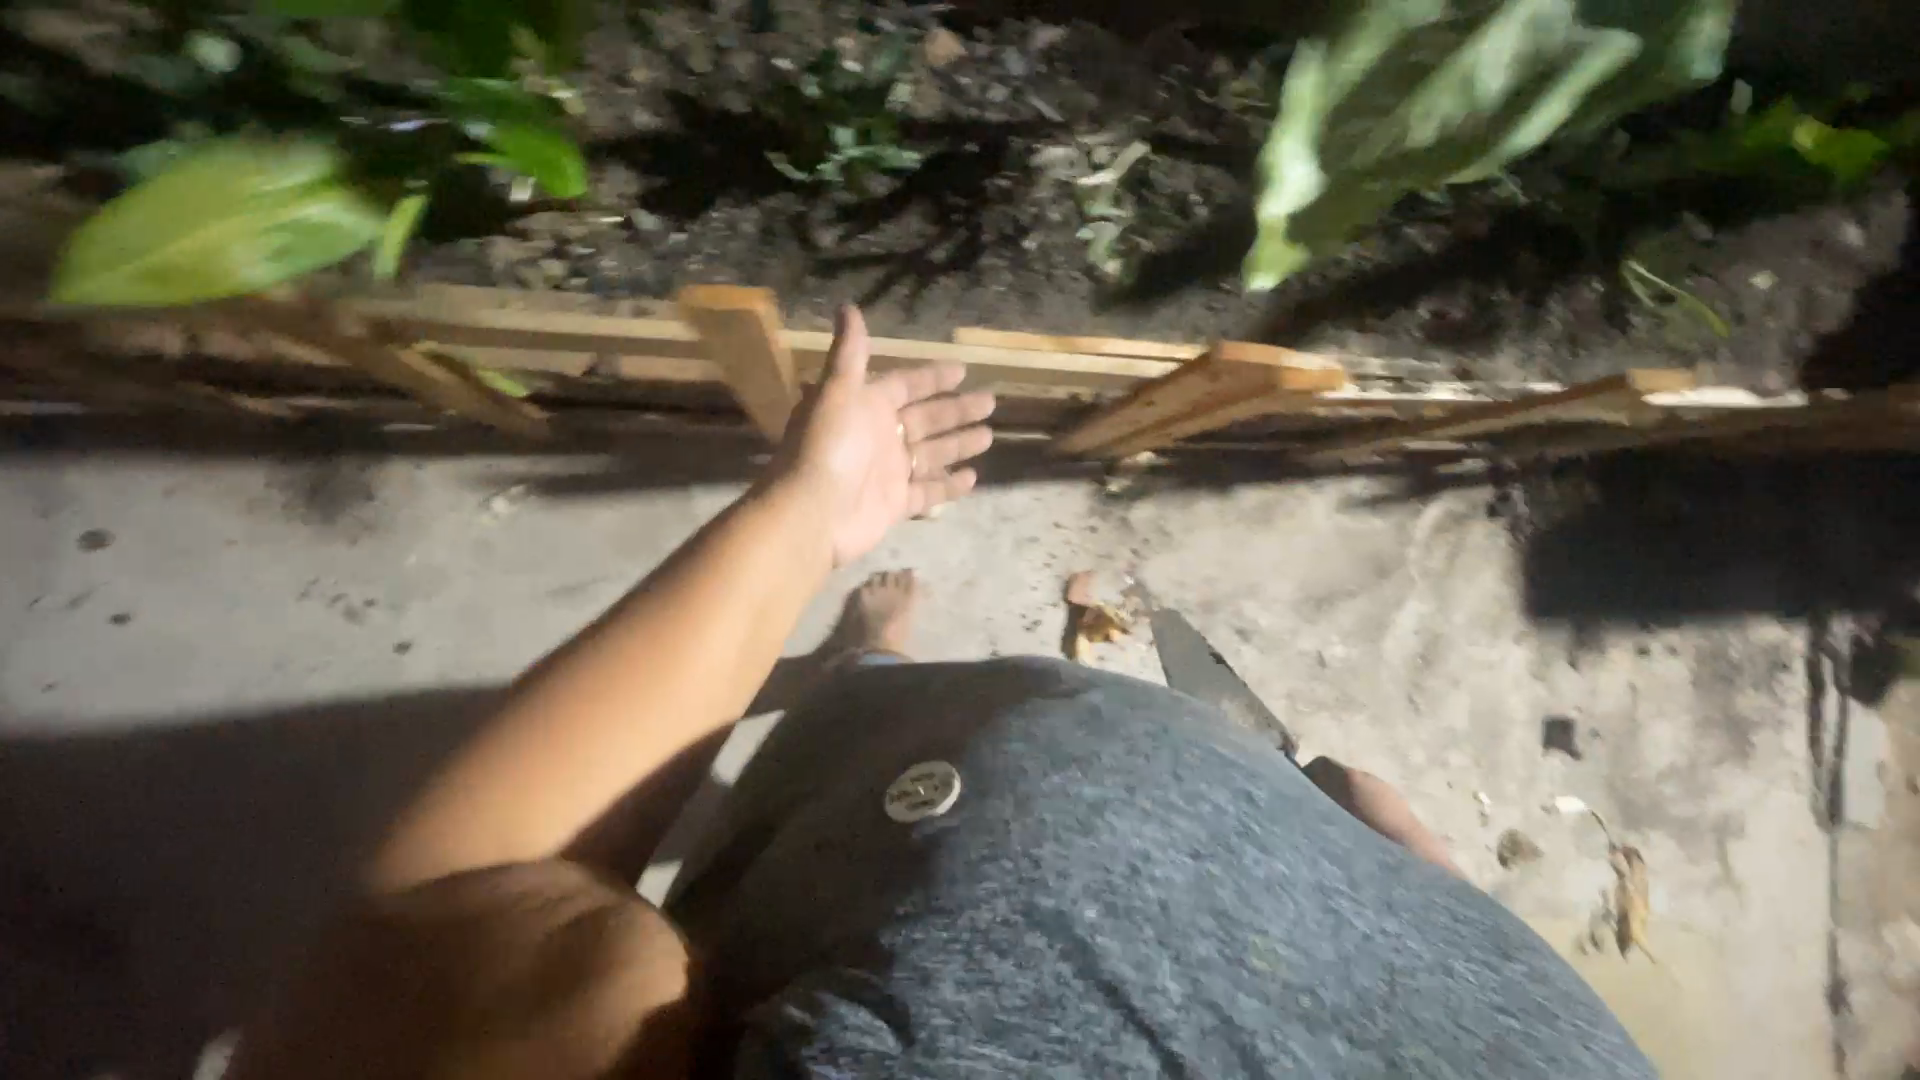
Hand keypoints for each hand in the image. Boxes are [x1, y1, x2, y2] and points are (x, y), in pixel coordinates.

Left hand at [771, 305, 994, 565]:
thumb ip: (850, 353)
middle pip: (926, 418)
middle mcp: (878, 436)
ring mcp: (887, 472)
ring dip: (958, 444)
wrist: (811, 512)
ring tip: (988, 436)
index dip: (932, 377)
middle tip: (991, 401)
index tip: (963, 369)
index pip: (905, 385)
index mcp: (866, 406)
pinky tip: (973, 478)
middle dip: (956, 410)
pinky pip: (928, 491)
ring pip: (931, 453)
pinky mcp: (895, 504)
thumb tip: (848, 306)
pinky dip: (949, 485)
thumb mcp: (837, 391)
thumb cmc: (827, 448)